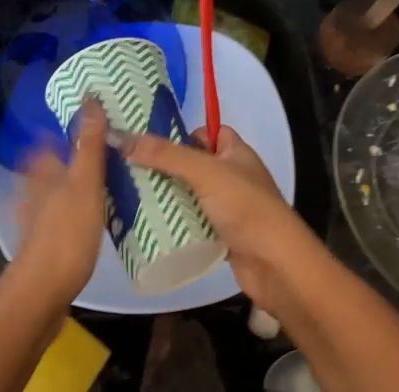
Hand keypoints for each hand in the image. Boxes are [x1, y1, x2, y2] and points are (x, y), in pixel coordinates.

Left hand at [14, 98, 109, 302]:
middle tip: (118, 151)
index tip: (105, 121)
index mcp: (42, 166)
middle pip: (61, 159)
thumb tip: (90, 97)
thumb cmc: (65, 234)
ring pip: (64, 185)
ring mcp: (38, 212)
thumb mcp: (84, 183)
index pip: (57, 134)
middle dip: (84, 154)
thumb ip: (89, 143)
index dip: (78, 125)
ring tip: (118, 180)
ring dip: (85, 181)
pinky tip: (103, 215)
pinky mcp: (46, 237)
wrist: (42, 293)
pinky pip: (68, 210)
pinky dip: (83, 207)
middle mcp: (35, 184)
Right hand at [121, 125, 311, 307]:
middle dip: (167, 166)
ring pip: (191, 195)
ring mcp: (229, 208)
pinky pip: (193, 222)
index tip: (153, 140)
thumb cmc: (246, 207)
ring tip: (132, 193)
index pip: (210, 132)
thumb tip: (122, 137)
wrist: (276, 266)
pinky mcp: (222, 236)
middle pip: (195, 164)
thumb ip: (165, 155)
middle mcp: (234, 176)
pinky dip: (176, 222)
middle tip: (132, 168)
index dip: (185, 132)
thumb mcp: (204, 172)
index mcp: (237, 153)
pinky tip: (149, 222)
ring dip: (169, 196)